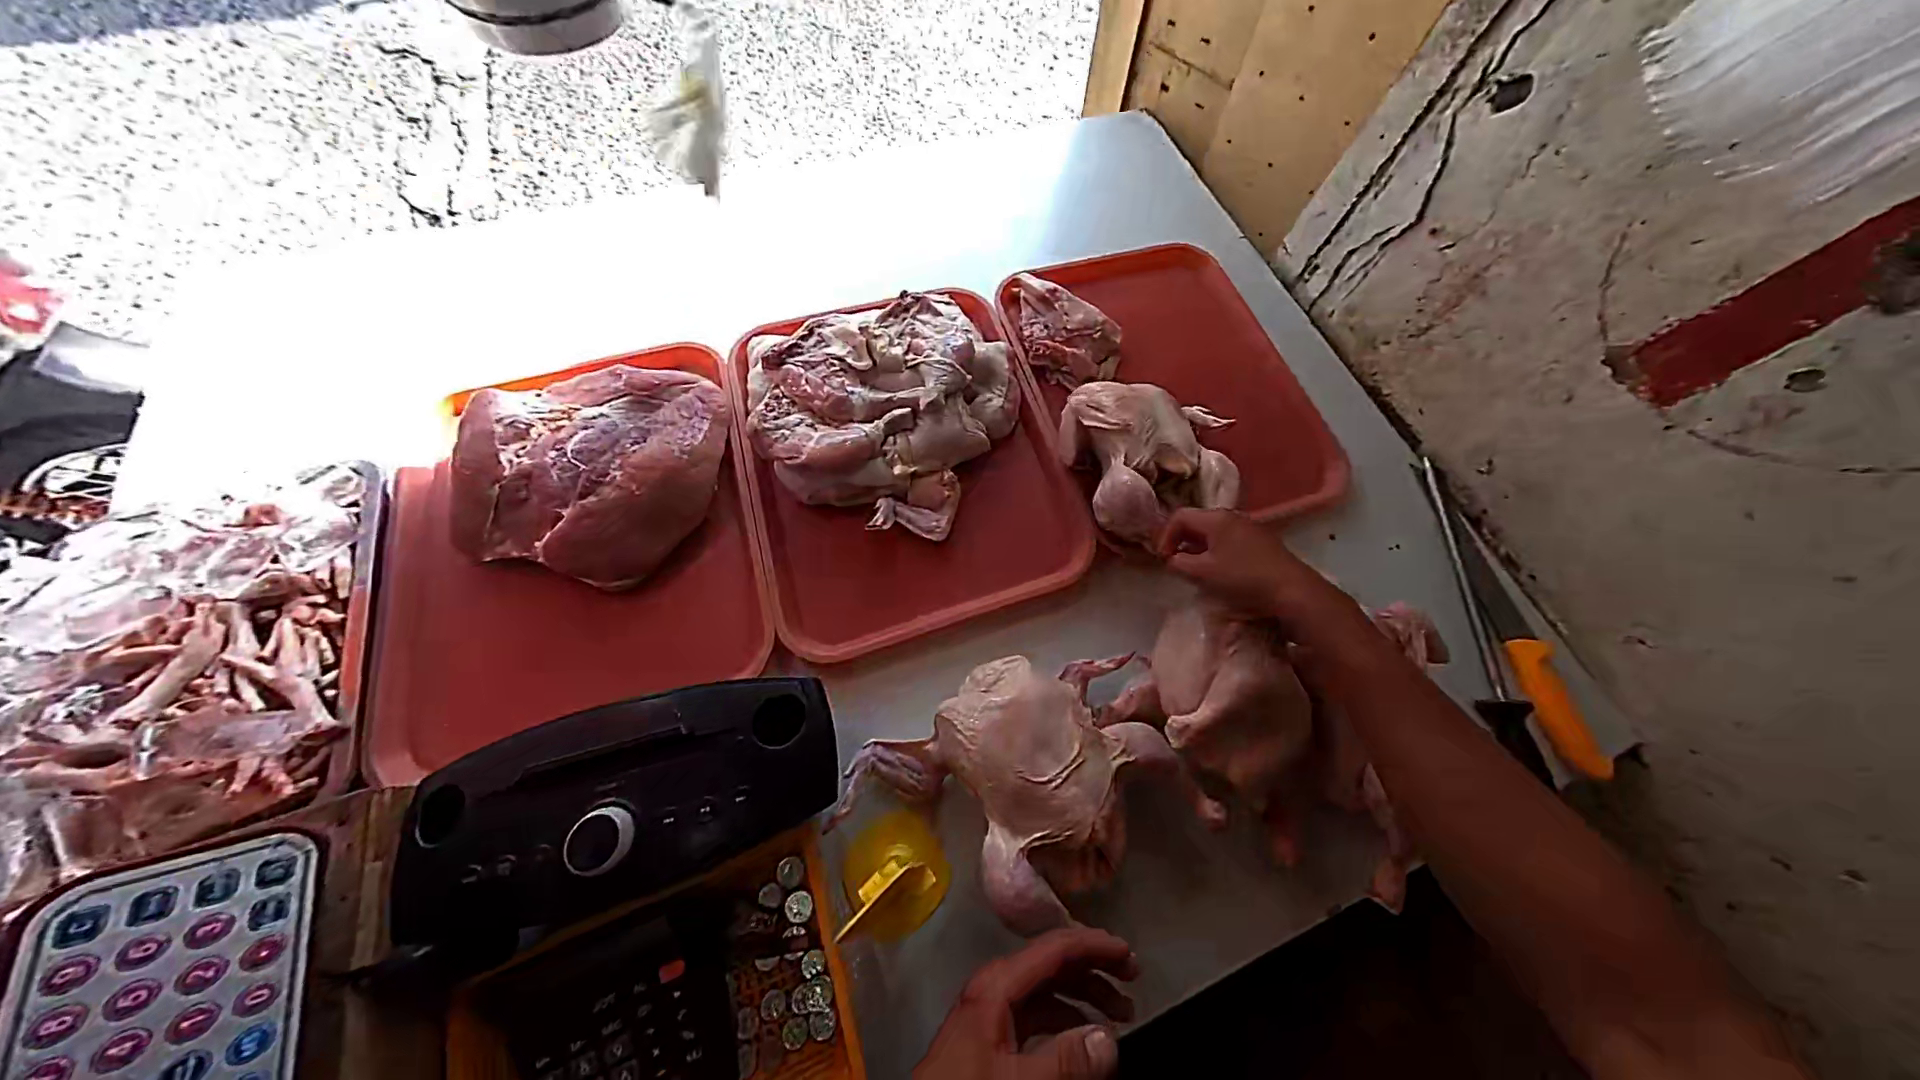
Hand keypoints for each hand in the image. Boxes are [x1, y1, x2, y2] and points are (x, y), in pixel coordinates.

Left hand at [913, 928, 1136, 1079]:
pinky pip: (1038, 1012)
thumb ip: (1064, 1061)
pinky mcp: (992, 1034)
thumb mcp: (1016, 1079)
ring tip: (1120, 1011)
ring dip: (1084, 994)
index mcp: (998, 984)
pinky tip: (1085, 1035)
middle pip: (1052, 962)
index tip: (1129, 955)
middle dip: (1094, 967)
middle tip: (1133, 979)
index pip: (1054, 948)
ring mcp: (992, 1009)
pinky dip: (1067, 1017)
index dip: (1094, 946)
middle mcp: (995, 986)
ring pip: (1047, 988)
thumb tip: (1110, 1039)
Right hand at [1156, 508, 1329, 619]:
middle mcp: (1232, 517)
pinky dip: (1213, 551)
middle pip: (1196, 522)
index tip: (1163, 558)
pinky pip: (1227, 540)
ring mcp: (1248, 528)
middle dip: (1179, 541)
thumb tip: (1172, 559)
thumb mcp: (1202, 572)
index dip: (1165, 536)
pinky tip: (1216, 571)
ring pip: (1212, 532)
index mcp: (1216, 519)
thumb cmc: (1242, 577)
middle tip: (1173, 562)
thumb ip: (1179, 563)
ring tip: (1192, 569)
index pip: (1179, 516)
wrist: (1291, 590)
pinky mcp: (1259, 542)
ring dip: (1196, 548)